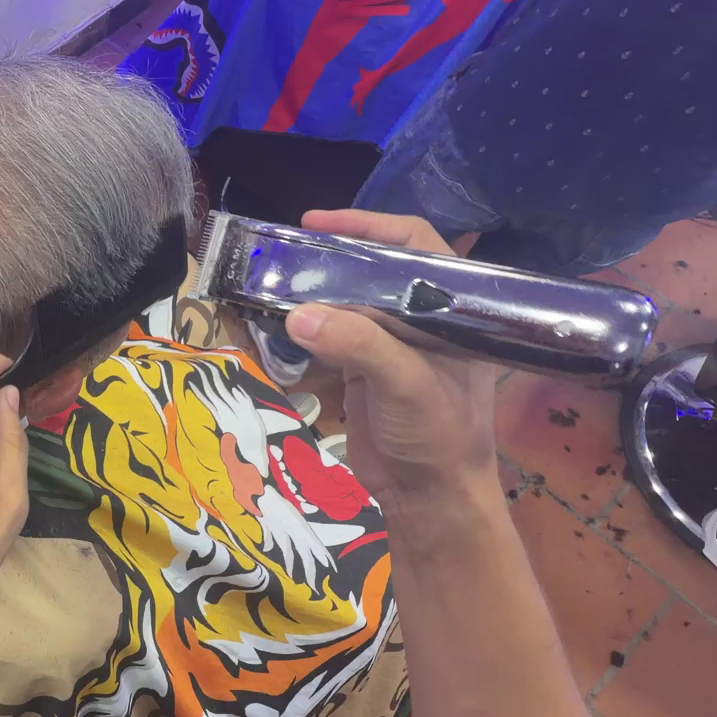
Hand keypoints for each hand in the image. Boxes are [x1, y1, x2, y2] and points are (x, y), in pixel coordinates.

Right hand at [284, 209, 499, 511]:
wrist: (426, 494)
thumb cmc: (438, 433)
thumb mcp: (407, 383)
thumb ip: (359, 345)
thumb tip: (297, 314)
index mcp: (448, 308)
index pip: (412, 246)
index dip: (368, 225)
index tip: (316, 222)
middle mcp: (418, 318)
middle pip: (371, 270)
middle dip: (328, 257)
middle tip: (281, 251)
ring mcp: (387, 344)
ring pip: (345, 302)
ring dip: (309, 291)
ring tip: (268, 281)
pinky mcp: (359, 370)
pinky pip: (327, 336)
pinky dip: (300, 327)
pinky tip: (272, 320)